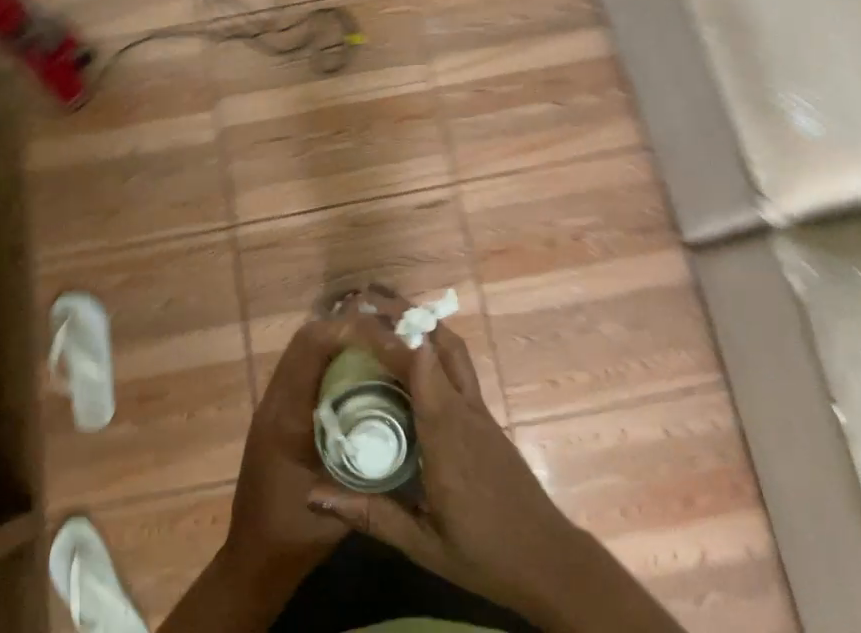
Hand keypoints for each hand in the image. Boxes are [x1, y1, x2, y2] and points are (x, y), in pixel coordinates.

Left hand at [223, 314, 412, 576]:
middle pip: (309, 339)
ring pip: (307, 352)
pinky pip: (309, 371)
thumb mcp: (342, 501)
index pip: (311, 347)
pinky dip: (337, 363)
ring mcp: (274, 406)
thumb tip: (416, 423)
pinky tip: (368, 377)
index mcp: (286, 417)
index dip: (352, 331)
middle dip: (353, 329)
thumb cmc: (296, 535)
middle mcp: (275, 401)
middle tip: (396, 339)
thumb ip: (373, 463)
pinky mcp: (281, 414)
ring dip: (345, 343)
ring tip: (387, 349)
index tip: (393, 339)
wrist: (255, 560)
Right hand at [306, 321, 683, 631]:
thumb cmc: (484, 555)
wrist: (548, 560)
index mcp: (448, 439)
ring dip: (425, 328)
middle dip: (408, 318)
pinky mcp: (486, 422)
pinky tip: (412, 361)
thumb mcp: (422, 544)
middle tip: (370, 300)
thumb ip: (370, 515)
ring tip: (389, 315)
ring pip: (456, 355)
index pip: (422, 371)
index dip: (393, 339)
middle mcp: (466, 415)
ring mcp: (481, 415)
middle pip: (443, 347)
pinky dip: (435, 352)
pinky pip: (459, 373)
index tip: (360, 318)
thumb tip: (312, 494)